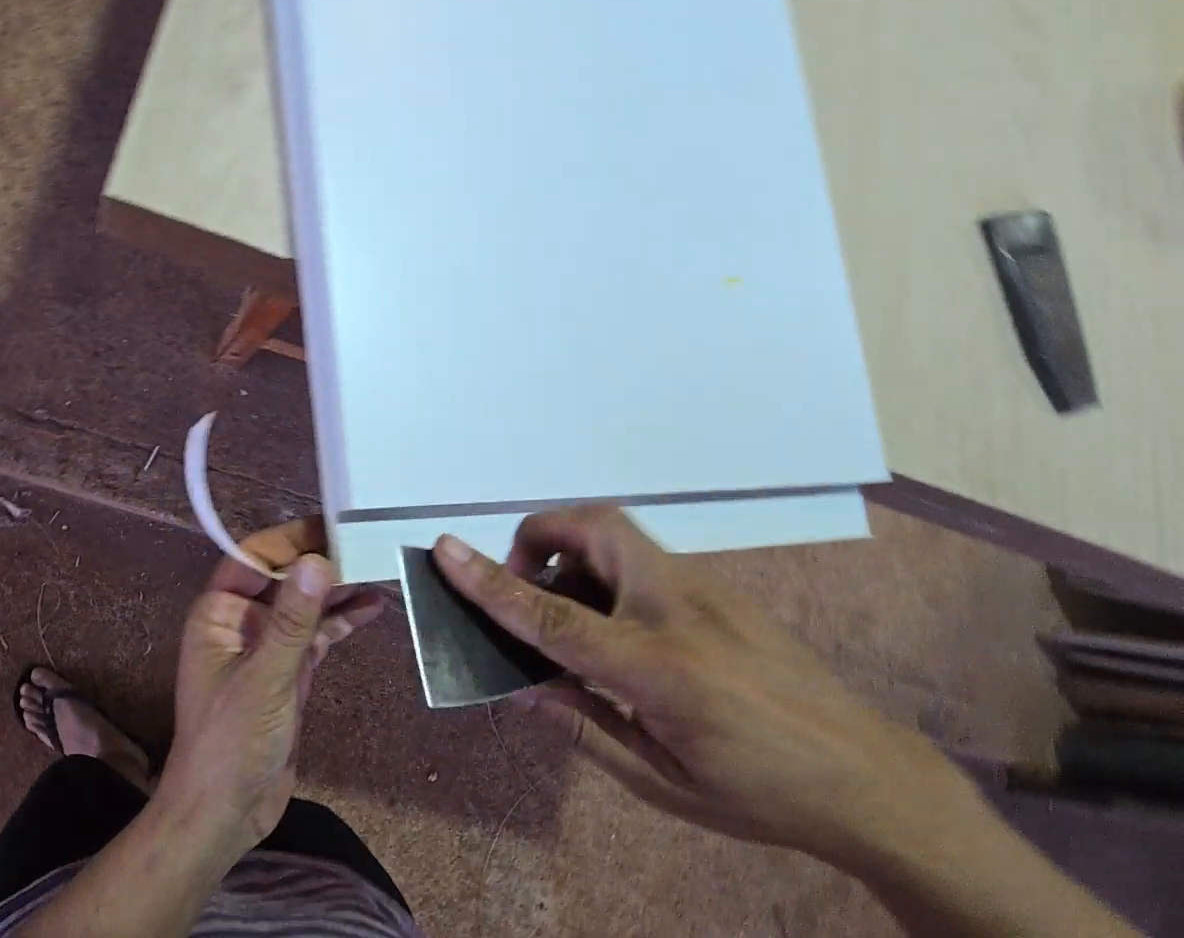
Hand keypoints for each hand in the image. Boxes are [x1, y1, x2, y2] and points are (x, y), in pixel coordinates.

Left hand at [156, 519, 386, 857]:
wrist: (226, 812)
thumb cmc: (231, 741)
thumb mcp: (265, 677)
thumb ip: (292, 620)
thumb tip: (317, 559)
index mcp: (218, 613)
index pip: (254, 559)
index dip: (292, 540)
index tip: (335, 524)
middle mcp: (241, 622)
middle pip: (284, 578)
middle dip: (322, 561)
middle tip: (371, 542)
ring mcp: (267, 647)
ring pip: (305, 605)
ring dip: (338, 589)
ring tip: (382, 566)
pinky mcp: (289, 672)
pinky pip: (317, 635)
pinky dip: (342, 620)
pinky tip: (374, 605)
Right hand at [434, 507, 978, 865]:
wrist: (875, 780)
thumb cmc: (759, 791)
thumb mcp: (659, 779)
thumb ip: (582, 723)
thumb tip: (520, 684)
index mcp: (658, 667)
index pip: (553, 615)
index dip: (492, 582)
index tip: (446, 551)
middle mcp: (679, 608)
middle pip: (594, 528)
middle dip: (541, 538)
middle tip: (528, 589)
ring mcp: (706, 590)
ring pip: (620, 536)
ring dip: (573, 558)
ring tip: (571, 621)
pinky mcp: (721, 590)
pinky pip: (644, 560)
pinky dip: (606, 576)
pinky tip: (619, 633)